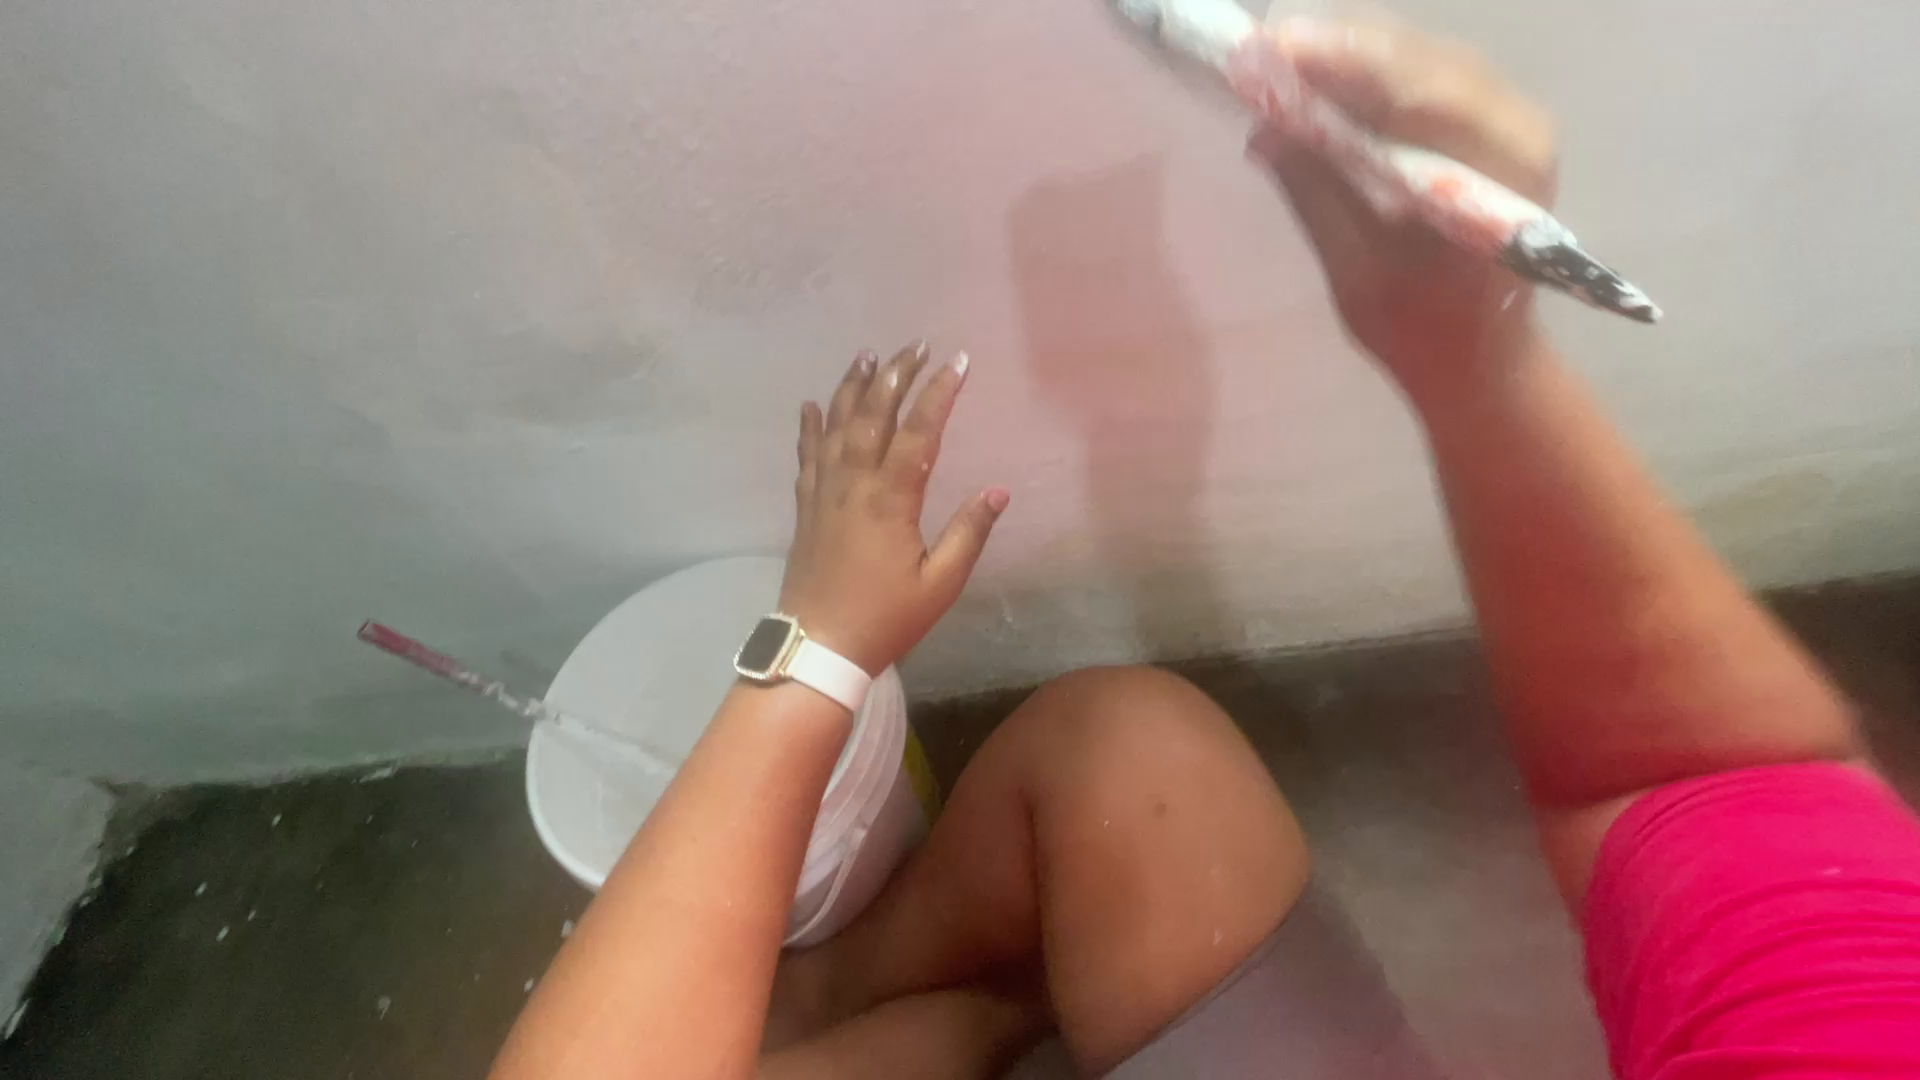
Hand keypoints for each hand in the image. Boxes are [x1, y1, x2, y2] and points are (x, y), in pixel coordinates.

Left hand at [779, 343, 1007, 675]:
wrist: (819, 646)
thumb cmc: (886, 618)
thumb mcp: (940, 583)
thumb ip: (969, 533)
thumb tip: (1000, 491)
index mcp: (891, 500)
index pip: (919, 432)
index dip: (939, 393)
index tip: (958, 362)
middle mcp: (854, 484)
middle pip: (874, 415)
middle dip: (896, 375)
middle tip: (915, 345)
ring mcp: (824, 493)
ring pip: (836, 426)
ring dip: (853, 387)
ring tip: (868, 356)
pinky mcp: (806, 508)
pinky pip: (806, 456)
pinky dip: (809, 427)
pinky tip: (810, 404)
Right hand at [1248, 20, 1556, 394]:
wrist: (1476, 354)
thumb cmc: (1416, 329)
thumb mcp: (1355, 271)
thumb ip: (1316, 194)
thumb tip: (1264, 131)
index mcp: (1495, 170)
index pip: (1416, 89)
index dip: (1340, 62)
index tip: (1271, 49)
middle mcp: (1516, 126)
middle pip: (1422, 61)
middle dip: (1340, 51)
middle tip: (1263, 49)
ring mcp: (1510, 120)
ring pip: (1425, 62)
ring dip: (1353, 58)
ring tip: (1283, 60)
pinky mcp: (1492, 126)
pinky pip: (1429, 82)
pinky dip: (1373, 79)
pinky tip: (1325, 83)